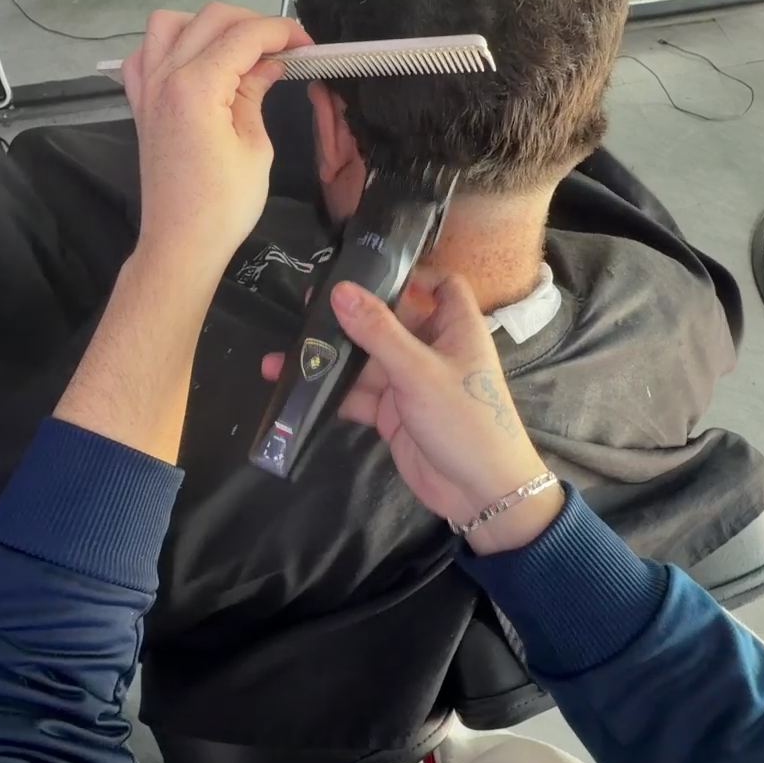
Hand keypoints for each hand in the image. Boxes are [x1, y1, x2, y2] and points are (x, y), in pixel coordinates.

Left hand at [120, 3, 312, 274]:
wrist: (181, 243)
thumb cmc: (224, 206)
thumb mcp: (255, 148)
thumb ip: (255, 94)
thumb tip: (267, 64)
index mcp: (197, 86)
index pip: (244, 36)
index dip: (282, 32)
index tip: (307, 45)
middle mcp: (166, 76)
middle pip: (211, 19)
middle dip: (253, 24)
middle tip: (283, 48)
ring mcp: (147, 89)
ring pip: (170, 23)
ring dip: (207, 25)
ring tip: (236, 49)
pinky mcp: (140, 105)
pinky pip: (144, 55)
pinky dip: (169, 47)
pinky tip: (192, 63)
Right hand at [263, 273, 561, 552]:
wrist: (480, 493)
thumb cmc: (463, 419)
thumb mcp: (419, 371)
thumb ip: (377, 331)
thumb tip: (339, 290)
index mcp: (455, 328)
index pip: (441, 286)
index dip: (413, 274)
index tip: (370, 269)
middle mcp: (432, 350)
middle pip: (390, 322)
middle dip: (351, 317)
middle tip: (304, 305)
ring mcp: (410, 383)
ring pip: (366, 361)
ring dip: (331, 358)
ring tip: (283, 353)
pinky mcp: (393, 414)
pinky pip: (358, 395)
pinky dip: (330, 392)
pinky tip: (295, 386)